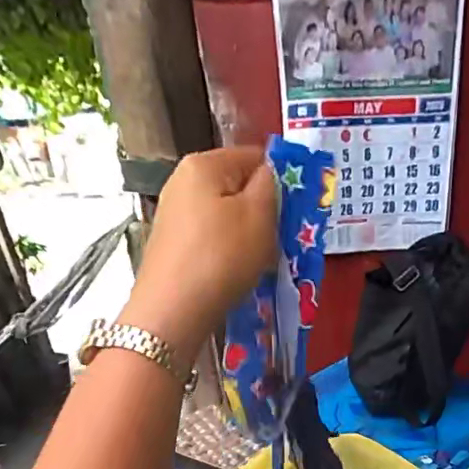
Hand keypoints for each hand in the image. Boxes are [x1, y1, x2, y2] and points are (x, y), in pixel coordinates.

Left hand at [120, 147, 278, 355]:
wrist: (173, 311)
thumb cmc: (221, 258)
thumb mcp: (259, 215)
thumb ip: (270, 184)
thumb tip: (271, 172)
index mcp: (203, 164)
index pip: (254, 156)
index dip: (280, 180)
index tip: (295, 211)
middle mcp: (182, 181)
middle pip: (238, 187)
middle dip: (262, 211)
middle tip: (279, 239)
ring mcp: (174, 214)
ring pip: (226, 215)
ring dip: (248, 235)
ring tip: (258, 261)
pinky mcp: (172, 244)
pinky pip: (211, 238)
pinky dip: (228, 251)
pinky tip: (235, 273)